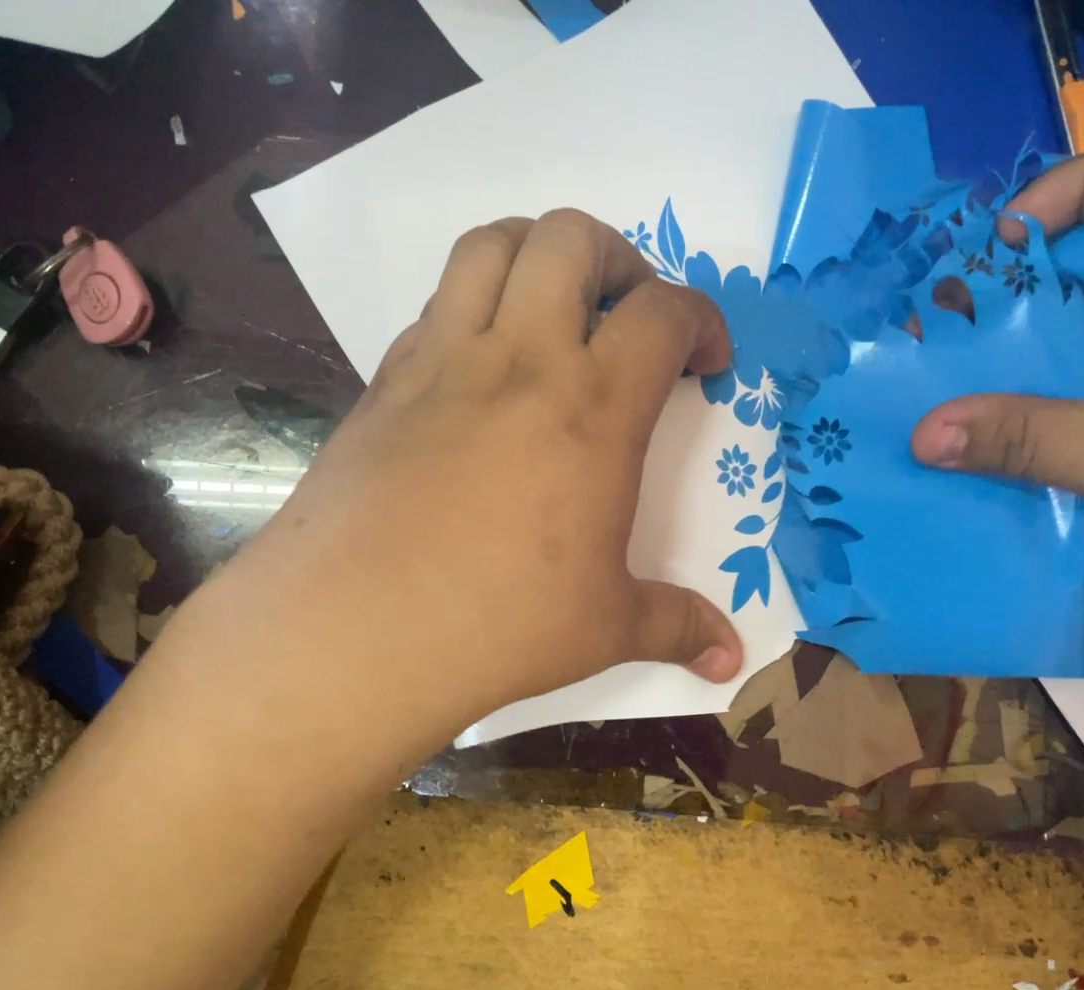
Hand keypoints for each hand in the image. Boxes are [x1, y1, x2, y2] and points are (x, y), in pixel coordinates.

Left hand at [216, 210, 742, 725]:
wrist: (352, 630)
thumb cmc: (497, 625)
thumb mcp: (605, 628)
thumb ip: (677, 625)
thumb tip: (731, 657)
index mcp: (591, 406)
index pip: (664, 311)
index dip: (702, 321)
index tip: (707, 364)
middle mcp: (518, 359)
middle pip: (571, 238)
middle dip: (617, 257)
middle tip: (626, 314)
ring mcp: (441, 361)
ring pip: (489, 245)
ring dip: (535, 254)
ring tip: (552, 308)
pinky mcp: (385, 382)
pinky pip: (435, 306)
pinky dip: (472, 308)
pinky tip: (479, 372)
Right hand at [909, 140, 1083, 612]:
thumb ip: (1030, 439)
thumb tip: (921, 435)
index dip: (1076, 186)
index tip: (1005, 237)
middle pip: (1081, 264)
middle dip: (1003, 283)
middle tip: (928, 316)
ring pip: (1058, 340)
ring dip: (994, 354)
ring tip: (923, 371)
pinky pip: (1050, 401)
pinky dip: (1004, 411)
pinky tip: (954, 432)